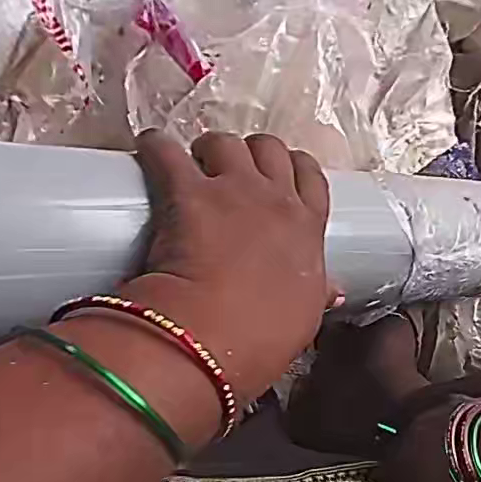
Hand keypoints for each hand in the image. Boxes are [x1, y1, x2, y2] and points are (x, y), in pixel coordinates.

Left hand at [121, 130, 331, 401]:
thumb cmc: (260, 339)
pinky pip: (167, 151)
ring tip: (191, 162)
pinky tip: (148, 148)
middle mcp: (274, 200)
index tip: (276, 174)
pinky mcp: (186, 191)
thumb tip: (332, 293)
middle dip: (249, 152)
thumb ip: (315, 296)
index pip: (310, 179)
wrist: (212, 338)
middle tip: (228, 170)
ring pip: (225, 142)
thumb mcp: (303, 320)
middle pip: (269, 149)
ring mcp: (230, 191)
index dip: (292, 168)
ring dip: (208, 149)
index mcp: (306, 230)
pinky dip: (155, 147)